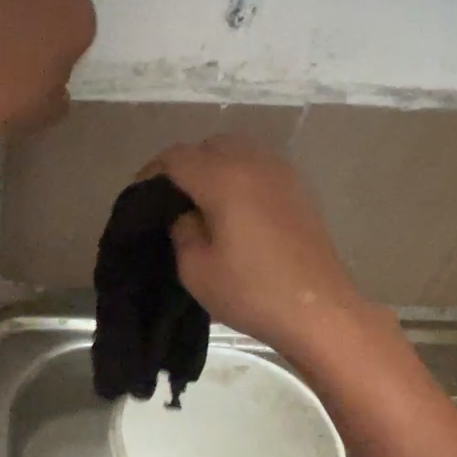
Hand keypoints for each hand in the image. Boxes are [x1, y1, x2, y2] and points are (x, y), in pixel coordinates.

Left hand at [0, 0, 95, 133]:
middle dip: (43, 13)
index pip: (81, 25)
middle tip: (27, 48)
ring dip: (10, 10)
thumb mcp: (48, 111)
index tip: (53, 65)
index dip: (67, 45)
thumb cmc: (15, 100)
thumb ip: (58, 94)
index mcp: (77, 16)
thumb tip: (56, 91)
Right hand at [142, 134, 381, 355]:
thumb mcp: (196, 270)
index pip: (177, 158)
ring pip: (238, 153)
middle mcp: (255, 163)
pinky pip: (259, 169)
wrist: (317, 310)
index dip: (151, 174)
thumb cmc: (251, 292)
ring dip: (214, 170)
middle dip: (184, 167)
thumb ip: (182, 232)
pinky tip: (233, 213)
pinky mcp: (299, 190)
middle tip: (170, 202)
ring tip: (201, 206)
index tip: (139, 201)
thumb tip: (185, 215)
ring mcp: (282, 174)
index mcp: (225, 179)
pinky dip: (239, 179)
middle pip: (209, 146)